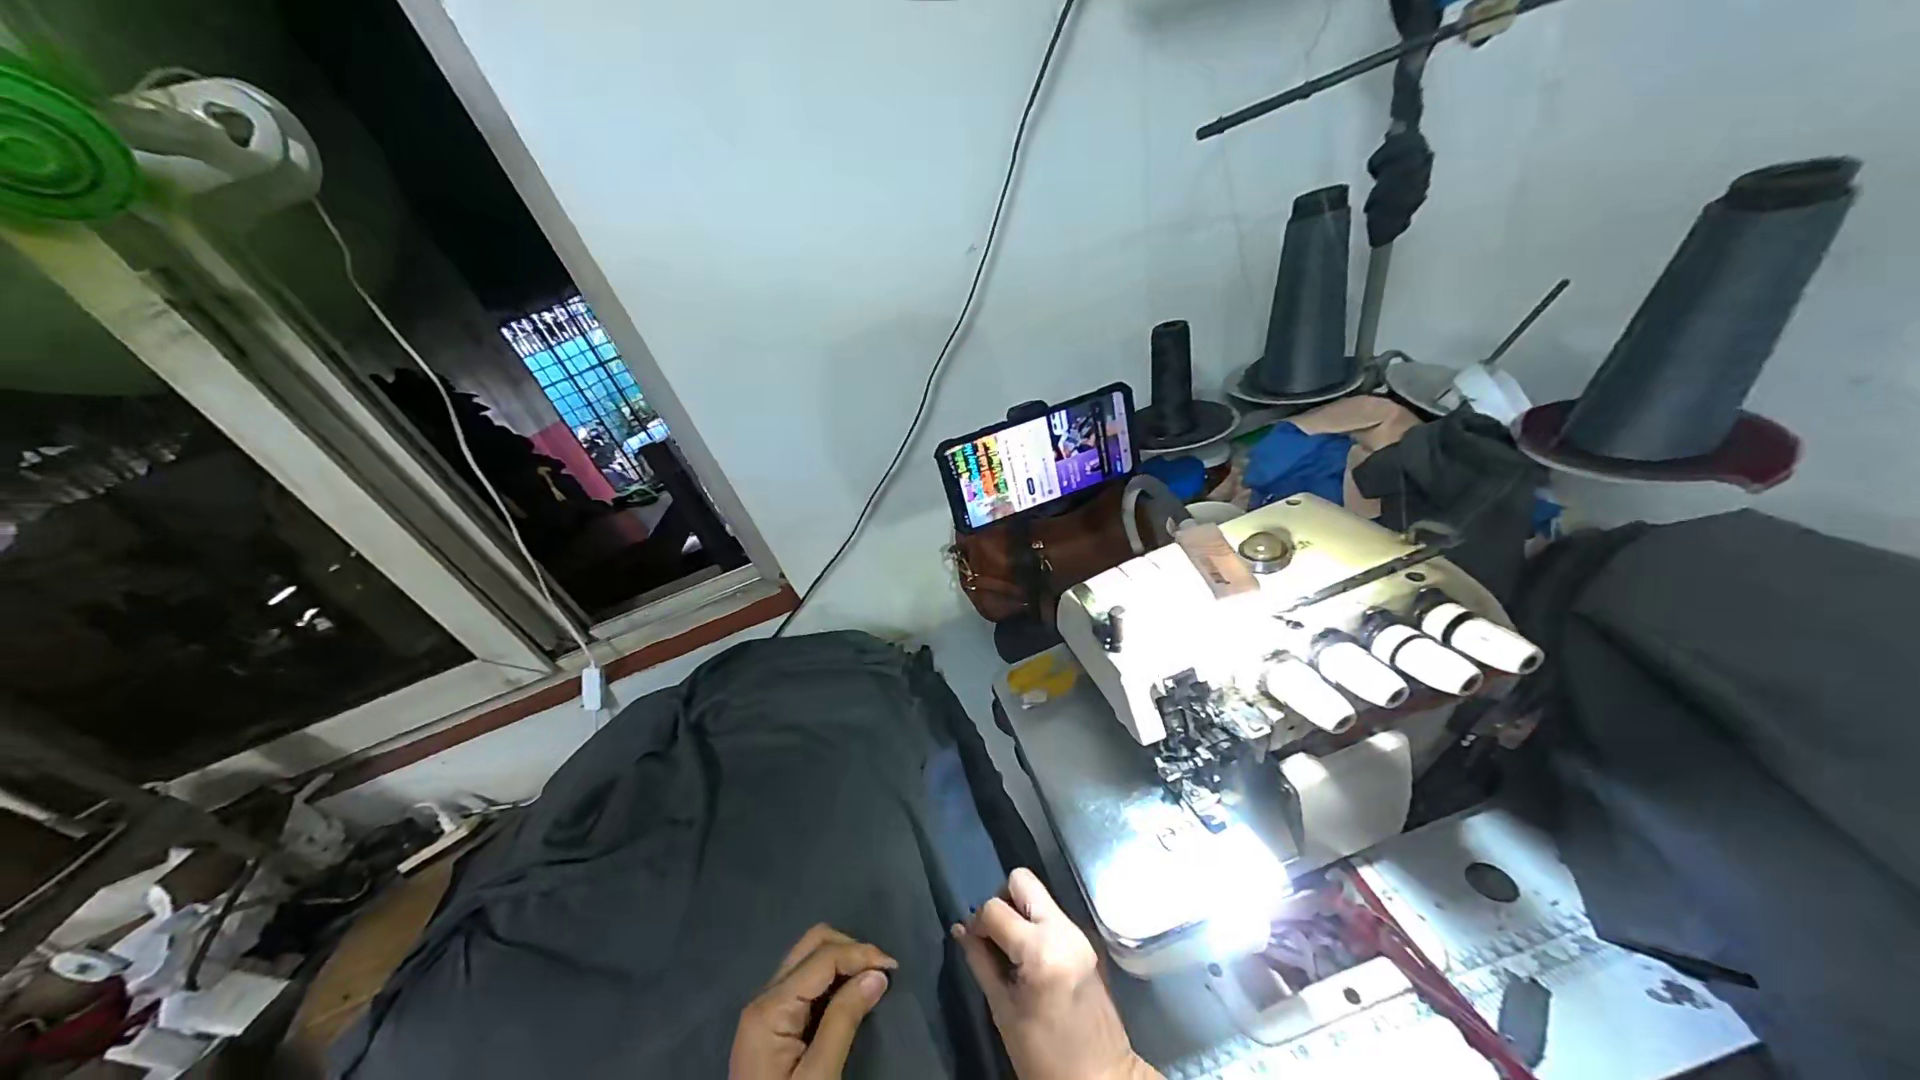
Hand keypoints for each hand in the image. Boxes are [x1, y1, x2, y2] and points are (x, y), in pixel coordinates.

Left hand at [729, 924, 895, 1079]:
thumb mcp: (818, 1077)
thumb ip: (844, 1021)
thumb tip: (877, 975)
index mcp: (770, 1008)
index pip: (822, 956)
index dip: (861, 954)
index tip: (894, 969)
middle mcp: (763, 996)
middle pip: (811, 944)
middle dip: (850, 948)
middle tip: (882, 972)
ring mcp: (765, 1008)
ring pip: (808, 957)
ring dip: (842, 960)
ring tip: (871, 980)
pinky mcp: (771, 1022)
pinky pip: (804, 980)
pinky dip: (831, 976)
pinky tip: (850, 992)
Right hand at [954, 869, 1160, 1079]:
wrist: (1101, 1079)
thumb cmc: (1045, 1056)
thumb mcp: (1003, 1011)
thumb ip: (980, 962)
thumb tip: (960, 929)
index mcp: (1041, 950)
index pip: (995, 908)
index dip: (977, 923)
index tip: (973, 944)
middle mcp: (1064, 930)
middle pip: (1022, 880)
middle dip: (1002, 900)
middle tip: (995, 936)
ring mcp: (1079, 933)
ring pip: (1039, 894)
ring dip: (1019, 912)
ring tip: (1010, 950)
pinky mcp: (1087, 941)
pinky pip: (1052, 914)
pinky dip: (1035, 924)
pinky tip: (1028, 957)